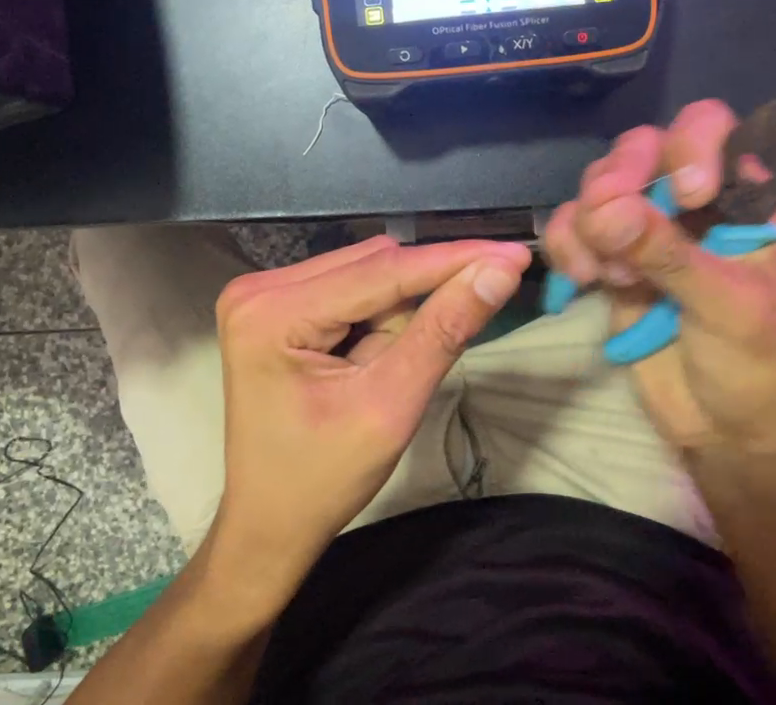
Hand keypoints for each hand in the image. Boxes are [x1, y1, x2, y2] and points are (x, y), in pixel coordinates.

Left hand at [206, 235, 531, 589]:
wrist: (269, 521)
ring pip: (364, 271)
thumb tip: (499, 271)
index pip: (382, 271)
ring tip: (394, 364)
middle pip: (372, 263)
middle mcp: (259, 287)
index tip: (516, 254)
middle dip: (423, 293)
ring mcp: (262, 293)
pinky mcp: (274, 304)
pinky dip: (379, 312)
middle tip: (463, 325)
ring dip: (400, 307)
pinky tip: (378, 352)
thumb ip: (444, 331)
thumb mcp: (392, 406)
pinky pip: (347, 286)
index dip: (453, 260)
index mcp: (273, 313)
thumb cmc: (323, 479)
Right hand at [543, 100, 775, 454]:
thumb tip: (606, 210)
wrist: (725, 431)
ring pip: (598, 185)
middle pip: (640, 149)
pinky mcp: (609, 260)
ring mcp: (645, 229)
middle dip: (618, 181)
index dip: (691, 147)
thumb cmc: (756, 367)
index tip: (687, 195)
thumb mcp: (729, 309)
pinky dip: (566, 245)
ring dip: (589, 220)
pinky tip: (582, 281)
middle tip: (609, 226)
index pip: (711, 132)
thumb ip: (671, 256)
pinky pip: (571, 228)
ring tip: (609, 275)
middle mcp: (689, 202)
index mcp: (742, 198)